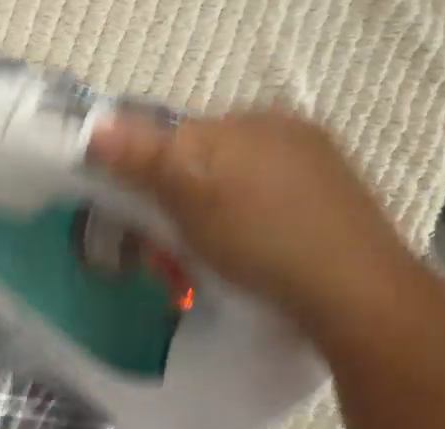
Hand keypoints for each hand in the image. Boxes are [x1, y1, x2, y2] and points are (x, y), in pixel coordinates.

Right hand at [87, 110, 415, 324]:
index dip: (137, 178)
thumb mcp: (192, 197)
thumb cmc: (261, 240)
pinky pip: (252, 211)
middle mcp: (278, 132)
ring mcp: (305, 166)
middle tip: (160, 259)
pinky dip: (229, 237)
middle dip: (166, 213)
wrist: (348, 289)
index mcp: (246, 123)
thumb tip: (95, 129)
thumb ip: (144, 160)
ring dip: (192, 232)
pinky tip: (232, 265)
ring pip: (220, 194)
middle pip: (193, 168)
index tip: (127, 224)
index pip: (168, 138)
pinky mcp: (321, 202)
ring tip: (191, 272)